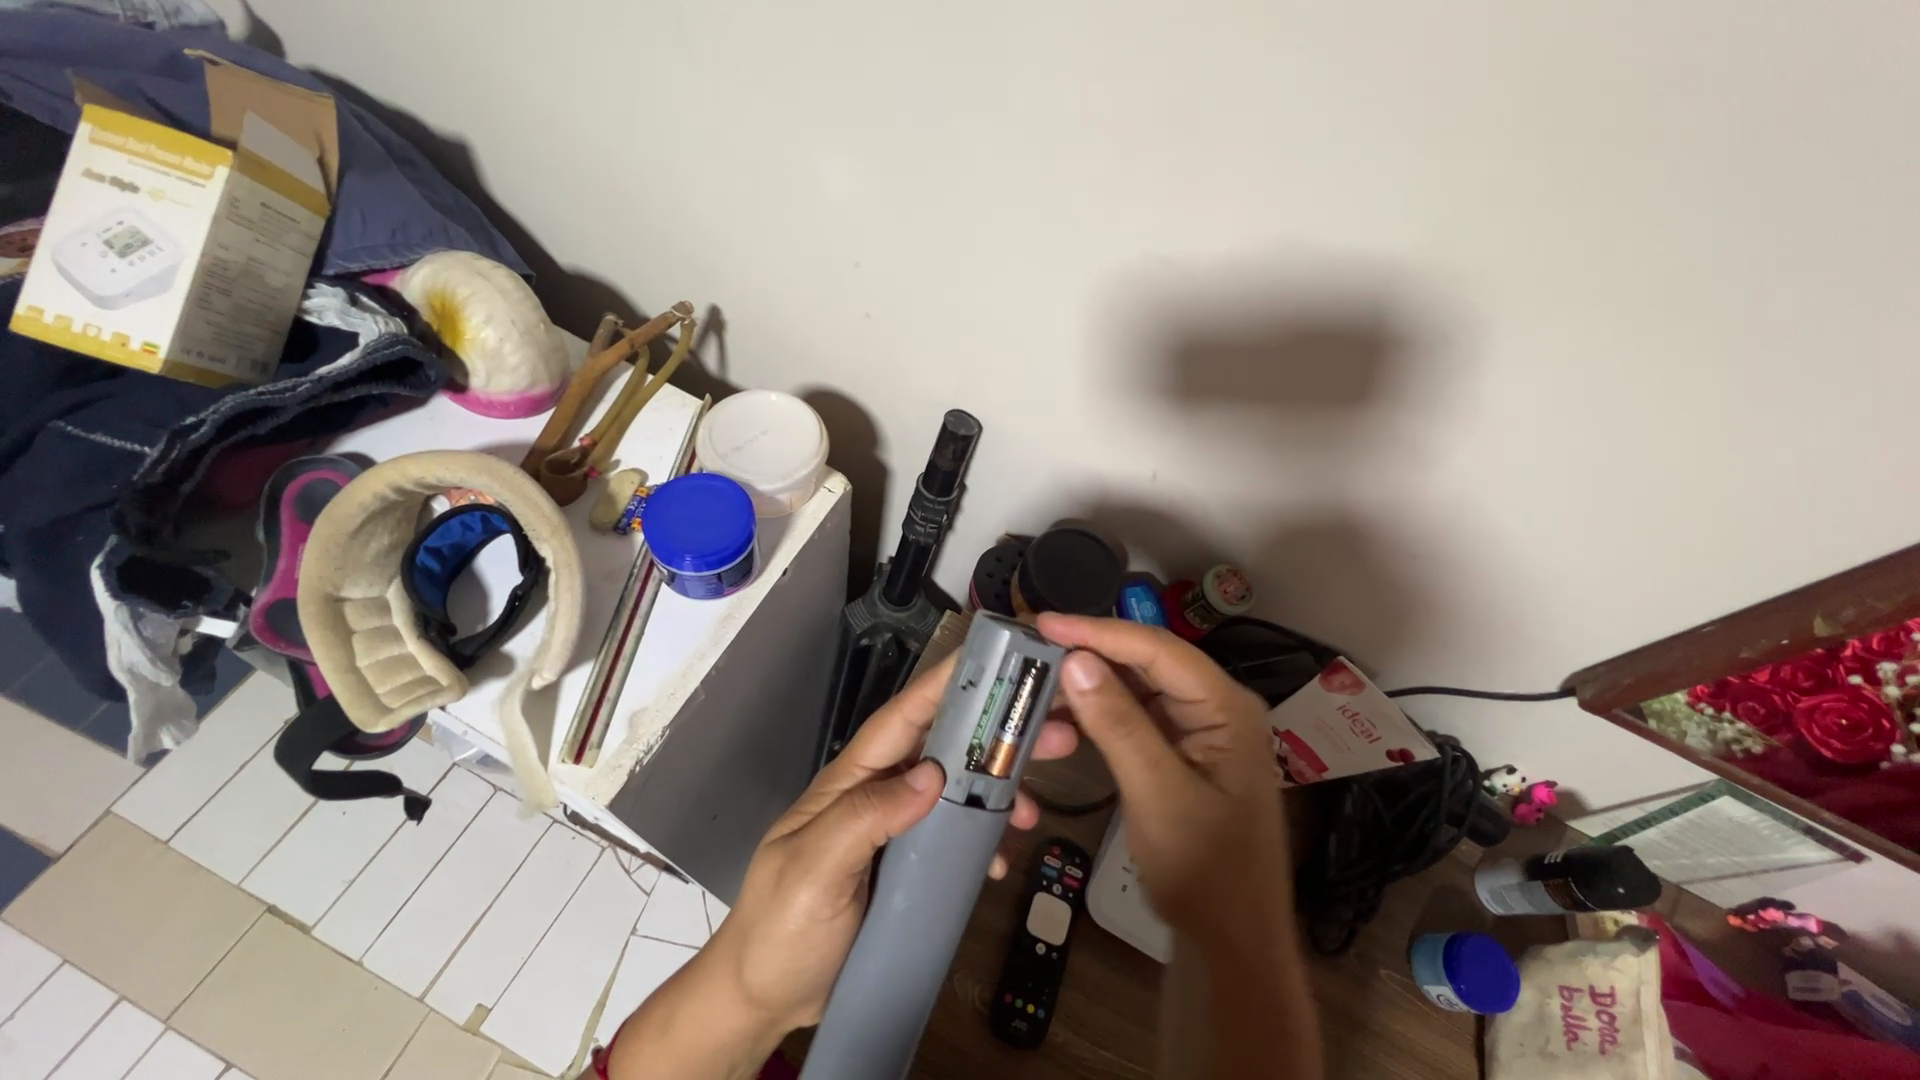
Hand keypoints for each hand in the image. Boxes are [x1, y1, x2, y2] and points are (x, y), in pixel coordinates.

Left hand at [690, 652, 1077, 1034]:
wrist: (764, 998)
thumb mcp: (813, 871)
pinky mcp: (908, 868)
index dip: (947, 685)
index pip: (903, 718)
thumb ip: (864, 818)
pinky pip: (955, 841)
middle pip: (944, 749)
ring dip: (1000, 792)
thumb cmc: (779, 930)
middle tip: (1055, 732)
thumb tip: (932, 776)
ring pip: (957, 794)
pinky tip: (1003, 858)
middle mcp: (877, 794)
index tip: (997, 660)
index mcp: (851, 782)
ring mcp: (894, 832)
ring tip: (1036, 810)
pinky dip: (985, 842)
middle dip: (996, 736)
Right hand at [1036, 613, 1289, 946]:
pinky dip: (1100, 713)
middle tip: (1033, 644)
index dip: (1099, 632)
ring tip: (1039, 676)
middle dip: (1092, 651)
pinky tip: (1064, 713)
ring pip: (1138, 687)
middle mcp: (1216, 708)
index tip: (1044, 623)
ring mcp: (1199, 730)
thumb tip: (1075, 660)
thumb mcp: (1157, 793)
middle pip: (1149, 662)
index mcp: (1227, 708)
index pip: (1159, 650)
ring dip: (1092, 682)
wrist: (1230, 939)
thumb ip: (1118, 725)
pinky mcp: (1180, 752)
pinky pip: (1136, 717)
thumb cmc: (1205, 869)